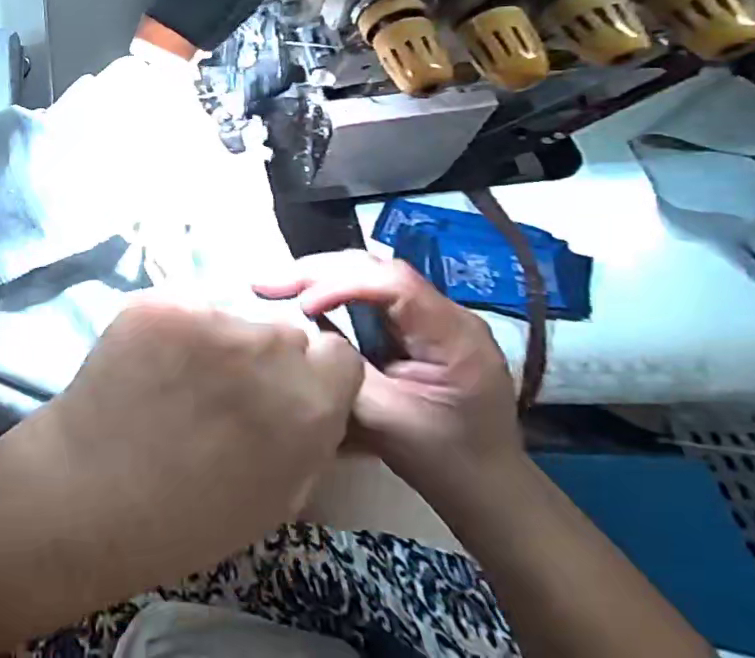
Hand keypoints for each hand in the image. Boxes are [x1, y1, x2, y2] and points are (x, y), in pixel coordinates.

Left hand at [2, 293, 363, 587]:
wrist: (92, 491)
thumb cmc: (192, 514)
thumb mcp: (282, 492)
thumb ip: (311, 433)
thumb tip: (323, 401)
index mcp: (310, 399)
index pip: (333, 353)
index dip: (308, 374)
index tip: (278, 392)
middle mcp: (265, 345)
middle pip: (279, 329)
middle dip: (261, 354)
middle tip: (221, 386)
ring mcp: (205, 316)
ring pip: (227, 313)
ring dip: (213, 337)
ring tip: (177, 376)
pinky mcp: (156, 301)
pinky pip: (179, 305)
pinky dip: (169, 327)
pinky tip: (146, 361)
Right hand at [255, 251, 521, 494]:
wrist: (486, 487)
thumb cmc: (439, 458)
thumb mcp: (384, 418)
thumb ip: (344, 369)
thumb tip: (298, 335)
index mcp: (454, 336)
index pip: (394, 284)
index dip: (341, 284)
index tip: (302, 306)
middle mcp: (450, 313)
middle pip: (379, 268)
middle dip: (320, 272)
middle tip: (268, 285)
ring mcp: (435, 315)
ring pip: (372, 273)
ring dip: (322, 275)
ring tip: (278, 286)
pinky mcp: (418, 324)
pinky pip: (372, 292)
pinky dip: (334, 289)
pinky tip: (305, 296)